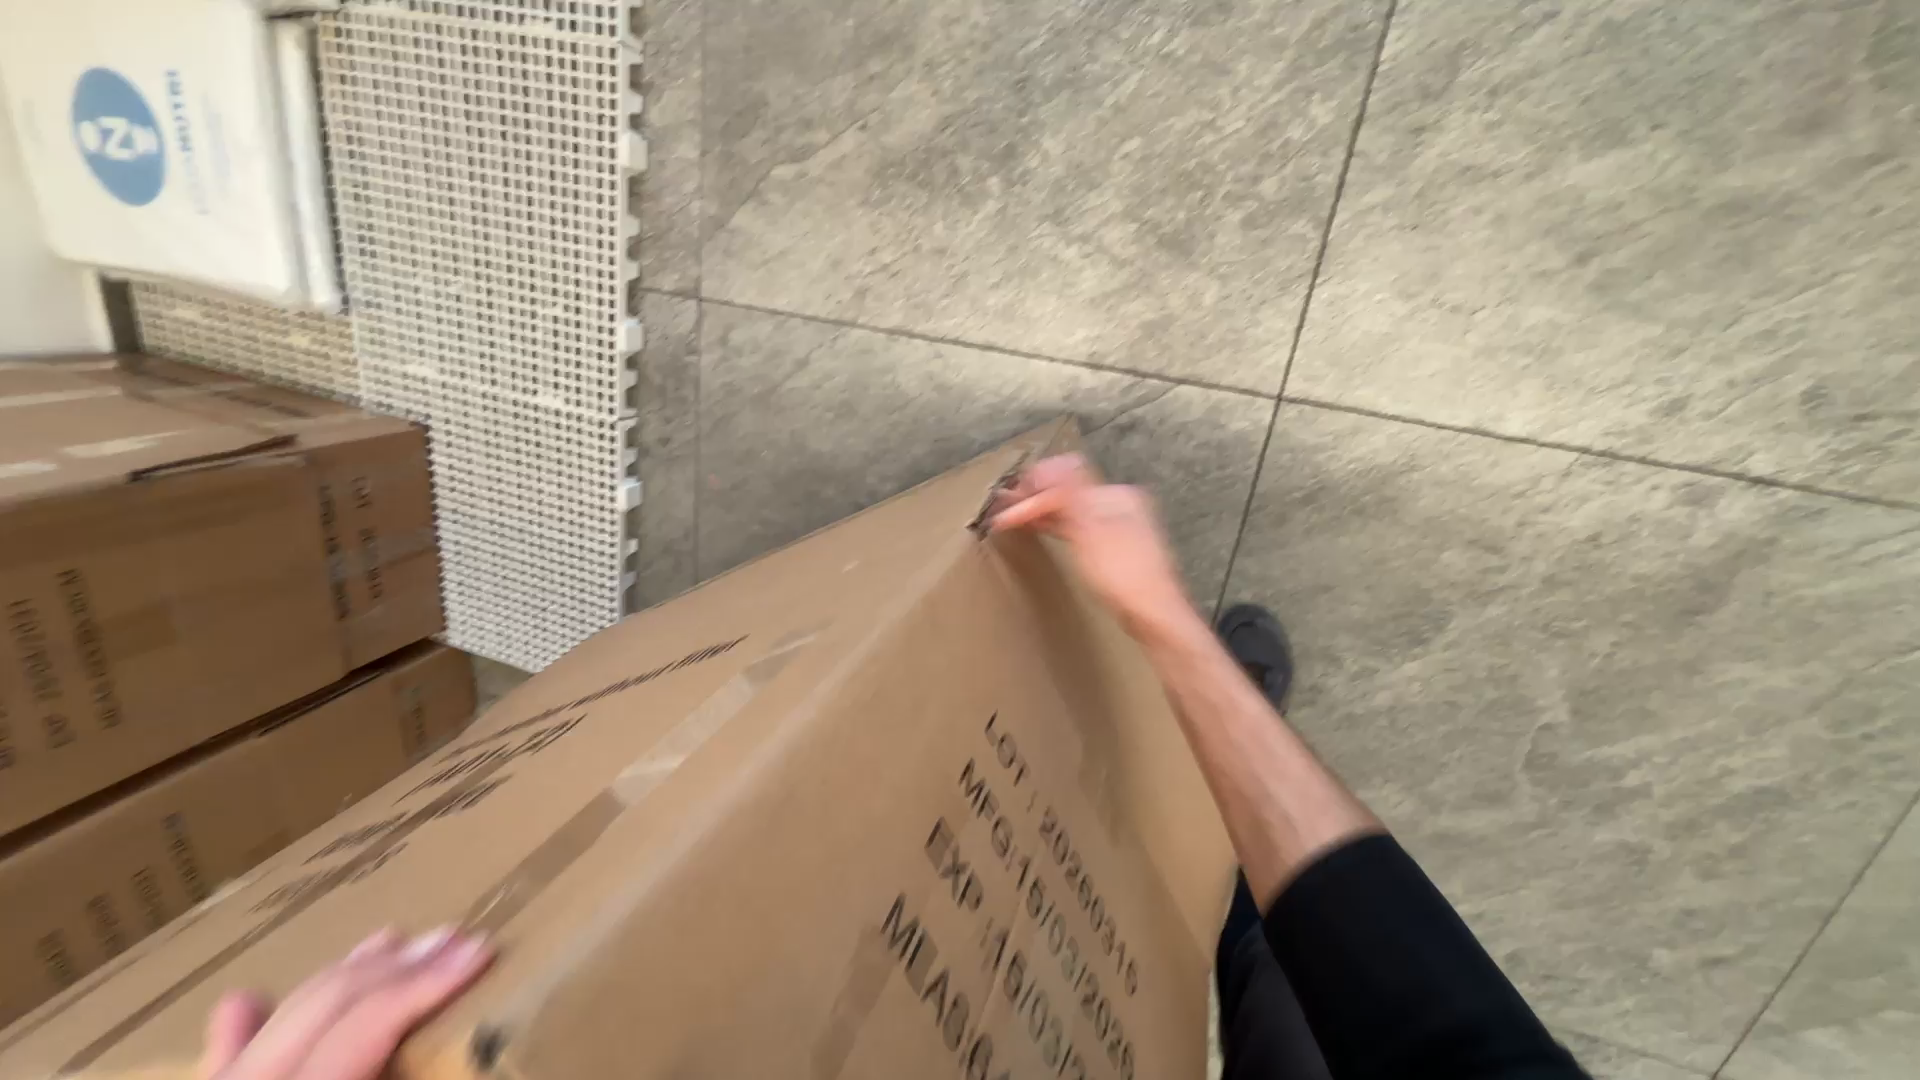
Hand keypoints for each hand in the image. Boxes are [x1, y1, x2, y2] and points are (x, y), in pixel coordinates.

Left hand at [199, 927, 492, 1079]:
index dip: (429, 984)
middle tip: (461, 937)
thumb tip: (475, 1043)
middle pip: (328, 1002)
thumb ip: (411, 1075)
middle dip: (403, 965)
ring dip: (348, 973)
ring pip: (284, 1012)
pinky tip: (250, 998)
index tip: (484, 951)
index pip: (367, 1023)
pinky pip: (219, 1058)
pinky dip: (243, 1027)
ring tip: (399, 942)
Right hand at [989, 454, 1199, 641]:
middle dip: (1033, 500)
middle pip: (1068, 494)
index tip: (1005, 508)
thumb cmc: (1125, 577)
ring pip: (1070, 511)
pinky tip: (1039, 527)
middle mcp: (1118, 504)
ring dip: (1041, 511)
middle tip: (1002, 508)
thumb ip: (1070, 493)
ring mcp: (1116, 526)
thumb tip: (1052, 462)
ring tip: (1012, 516)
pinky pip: (1076, 527)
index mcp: (1116, 495)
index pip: (1064, 484)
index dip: (1032, 495)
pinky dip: (1056, 525)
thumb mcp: (1091, 531)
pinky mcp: (1112, 547)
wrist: (1153, 616)